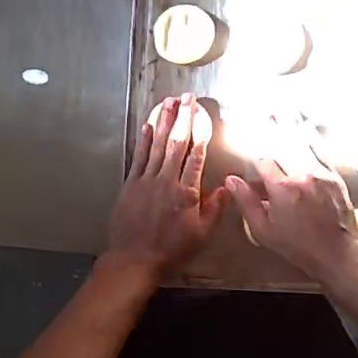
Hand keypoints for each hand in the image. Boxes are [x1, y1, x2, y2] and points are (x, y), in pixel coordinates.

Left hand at [104, 94, 227, 275]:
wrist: (133, 260)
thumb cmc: (172, 249)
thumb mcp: (202, 234)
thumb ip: (215, 209)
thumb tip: (226, 187)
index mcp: (186, 192)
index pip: (196, 154)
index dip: (200, 131)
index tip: (203, 113)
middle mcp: (166, 180)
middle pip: (176, 142)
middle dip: (183, 117)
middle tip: (188, 97)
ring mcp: (146, 180)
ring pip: (157, 144)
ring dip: (164, 121)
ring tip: (169, 101)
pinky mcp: (131, 184)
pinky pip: (139, 156)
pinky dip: (144, 139)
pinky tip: (148, 124)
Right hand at [223, 116, 357, 285]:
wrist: (335, 251)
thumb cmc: (298, 245)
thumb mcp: (264, 230)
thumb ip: (247, 203)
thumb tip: (232, 181)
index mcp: (281, 188)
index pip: (263, 158)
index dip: (253, 146)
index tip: (244, 134)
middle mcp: (301, 175)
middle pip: (282, 143)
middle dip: (270, 127)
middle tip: (262, 113)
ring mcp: (320, 173)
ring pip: (302, 142)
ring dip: (290, 125)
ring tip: (281, 110)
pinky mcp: (334, 176)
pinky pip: (321, 149)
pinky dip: (312, 136)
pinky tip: (306, 125)